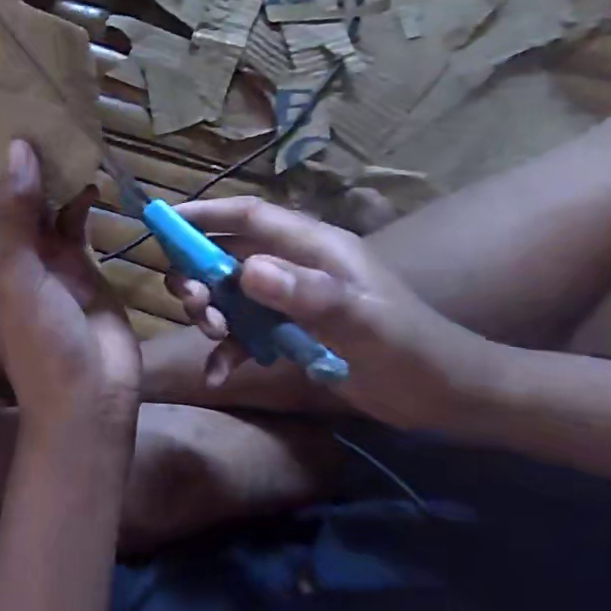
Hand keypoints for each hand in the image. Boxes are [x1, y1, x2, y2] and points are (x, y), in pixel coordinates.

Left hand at [0, 142, 140, 425]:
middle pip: (5, 212)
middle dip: (11, 176)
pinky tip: (86, 176)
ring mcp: (44, 264)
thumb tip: (16, 149)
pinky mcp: (79, 264)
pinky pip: (75, 224)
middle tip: (11, 119)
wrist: (94, 389)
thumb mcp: (16, 272)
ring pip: (42, 214)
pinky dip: (80, 202)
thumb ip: (15, 213)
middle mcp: (7, 265)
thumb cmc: (37, 336)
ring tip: (50, 136)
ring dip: (48, 184)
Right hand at [163, 196, 497, 430]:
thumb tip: (246, 271)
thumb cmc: (411, 352)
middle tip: (193, 304)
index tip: (163, 222)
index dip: (205, 213)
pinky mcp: (290, 331)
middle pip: (227, 254)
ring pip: (228, 294)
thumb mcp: (361, 323)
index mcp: (315, 247)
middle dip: (199, 275)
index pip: (250, 215)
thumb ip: (307, 294)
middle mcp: (297, 266)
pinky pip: (243, 332)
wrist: (447, 398)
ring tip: (213, 336)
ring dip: (210, 312)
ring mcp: (291, 300)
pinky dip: (227, 350)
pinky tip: (219, 375)